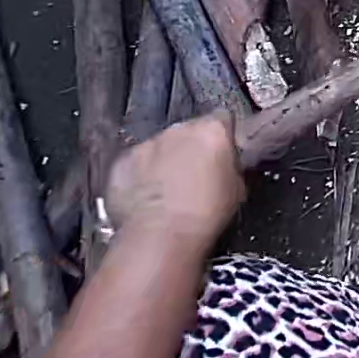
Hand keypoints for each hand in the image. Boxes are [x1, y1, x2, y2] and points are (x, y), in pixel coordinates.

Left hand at [105, 112, 243, 257]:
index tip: (222, 154)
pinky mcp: (121, 163)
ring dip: (164, 160)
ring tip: (166, 189)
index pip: (222, 120)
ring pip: (160, 147)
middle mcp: (179, 129)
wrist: (160, 238)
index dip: (223, 137)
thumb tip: (225, 165)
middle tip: (194, 174)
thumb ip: (230, 166)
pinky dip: (139, 176)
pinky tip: (143, 197)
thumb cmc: (208, 213)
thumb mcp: (237, 188)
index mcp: (212, 130)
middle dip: (192, 147)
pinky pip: (135, 164)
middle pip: (189, 131)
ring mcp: (146, 144)